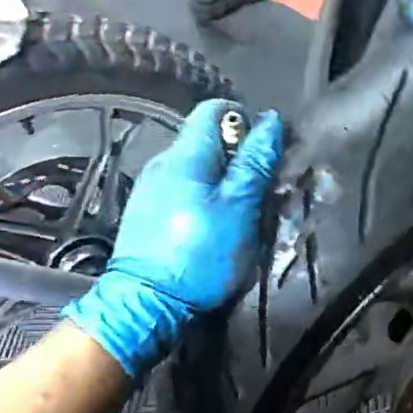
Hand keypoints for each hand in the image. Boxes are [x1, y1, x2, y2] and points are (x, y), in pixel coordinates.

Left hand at [62, 99, 284, 380]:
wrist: (144, 304)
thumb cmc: (200, 256)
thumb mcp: (239, 210)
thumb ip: (255, 164)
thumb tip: (270, 122)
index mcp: (185, 154)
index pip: (215, 108)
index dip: (245, 121)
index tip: (264, 152)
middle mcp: (161, 162)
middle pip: (204, 140)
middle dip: (235, 157)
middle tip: (257, 190)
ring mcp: (148, 188)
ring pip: (193, 169)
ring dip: (218, 183)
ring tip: (236, 214)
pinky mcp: (143, 214)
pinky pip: (178, 192)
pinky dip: (199, 200)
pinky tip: (209, 228)